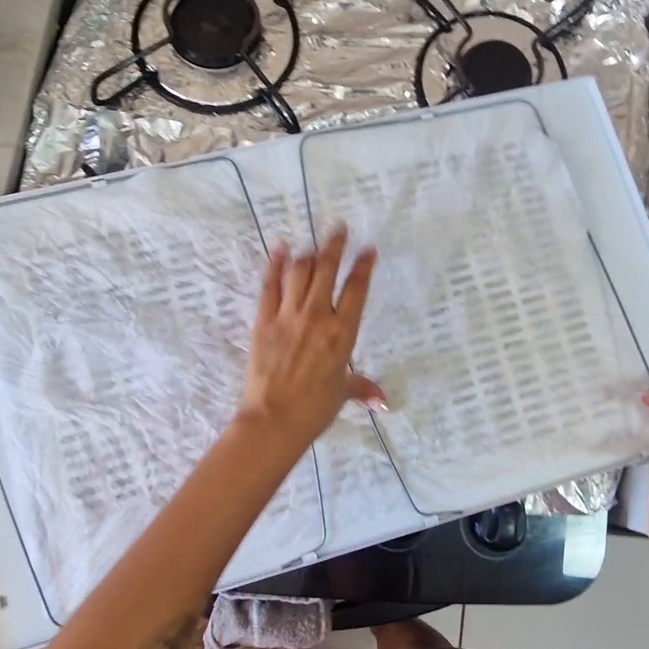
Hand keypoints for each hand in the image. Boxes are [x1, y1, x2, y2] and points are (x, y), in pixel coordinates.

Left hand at [239, 225, 385, 446]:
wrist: (274, 420)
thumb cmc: (315, 409)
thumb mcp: (342, 394)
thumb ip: (362, 388)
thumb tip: (384, 402)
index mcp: (343, 332)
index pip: (357, 289)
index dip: (363, 266)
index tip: (368, 249)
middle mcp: (318, 316)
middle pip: (327, 269)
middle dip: (335, 245)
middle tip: (339, 228)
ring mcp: (288, 315)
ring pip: (299, 271)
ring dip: (307, 253)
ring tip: (313, 243)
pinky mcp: (263, 321)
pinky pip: (269, 285)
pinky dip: (274, 263)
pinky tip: (278, 248)